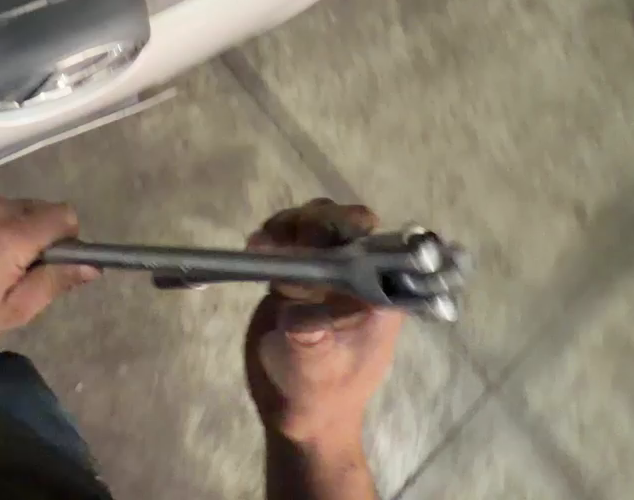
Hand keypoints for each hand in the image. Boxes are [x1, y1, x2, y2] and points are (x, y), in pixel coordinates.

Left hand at [0, 187, 98, 339]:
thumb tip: (90, 265)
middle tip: (18, 267)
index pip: (63, 215)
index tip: (54, 261)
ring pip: (17, 205)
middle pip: (41, 208)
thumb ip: (53, 283)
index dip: (68, 237)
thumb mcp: (12, 310)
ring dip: (16, 226)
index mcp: (13, 236)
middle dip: (41, 234)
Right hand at [244, 199, 404, 450]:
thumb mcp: (314, 368)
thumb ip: (309, 334)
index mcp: (379, 297)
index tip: (311, 241)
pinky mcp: (299, 275)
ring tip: (262, 245)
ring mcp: (327, 275)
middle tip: (281, 243)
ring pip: (317, 223)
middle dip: (313, 223)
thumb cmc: (316, 395)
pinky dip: (273, 234)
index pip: (377, 244)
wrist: (294, 411)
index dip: (348, 230)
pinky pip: (291, 238)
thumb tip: (296, 304)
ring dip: (290, 224)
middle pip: (345, 224)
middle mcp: (358, 279)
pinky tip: (254, 247)